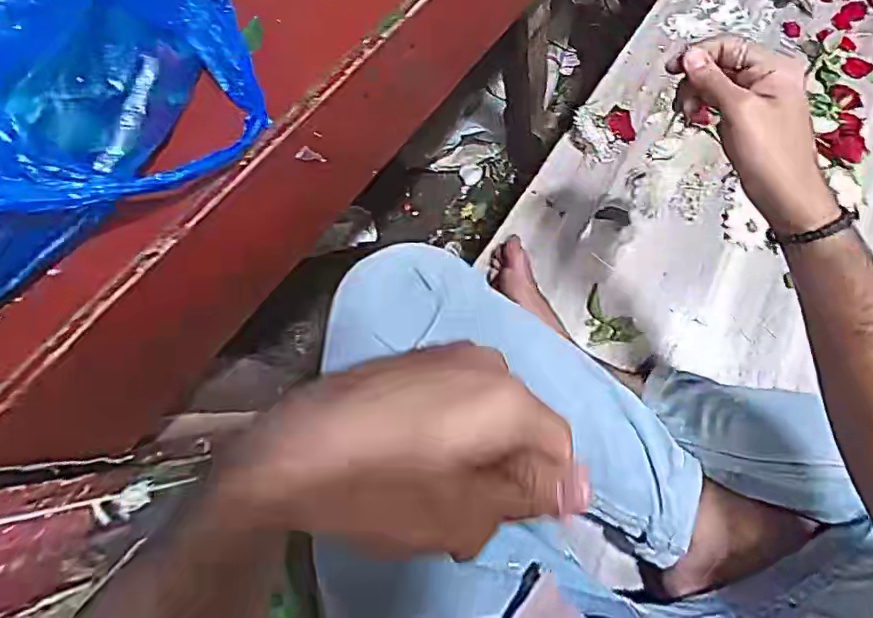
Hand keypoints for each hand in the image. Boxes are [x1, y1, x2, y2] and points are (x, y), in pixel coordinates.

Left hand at [211, 344, 588, 560]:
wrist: (297, 444)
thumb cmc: (381, 485)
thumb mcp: (461, 513)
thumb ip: (526, 497)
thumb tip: (575, 489)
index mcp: (509, 398)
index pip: (559, 444)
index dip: (550, 487)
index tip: (530, 518)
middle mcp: (490, 364)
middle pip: (524, 423)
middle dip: (510, 470)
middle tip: (476, 516)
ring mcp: (454, 355)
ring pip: (492, 408)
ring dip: (482, 450)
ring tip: (442, 492)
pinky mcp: (424, 358)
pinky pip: (463, 393)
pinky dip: (456, 427)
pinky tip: (419, 458)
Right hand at [669, 37, 839, 235]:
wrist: (788, 201)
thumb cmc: (776, 161)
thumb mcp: (739, 111)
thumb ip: (712, 79)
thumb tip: (692, 56)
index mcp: (777, 70)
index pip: (730, 46)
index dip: (700, 54)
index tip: (678, 66)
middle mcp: (771, 80)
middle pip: (721, 63)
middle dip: (697, 78)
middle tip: (683, 96)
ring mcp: (760, 99)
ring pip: (717, 82)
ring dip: (697, 94)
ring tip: (689, 112)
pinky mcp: (750, 117)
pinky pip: (720, 101)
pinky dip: (705, 107)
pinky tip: (698, 118)